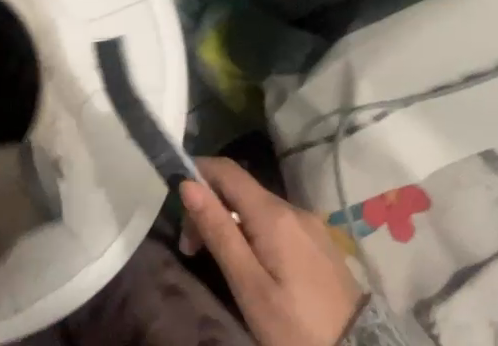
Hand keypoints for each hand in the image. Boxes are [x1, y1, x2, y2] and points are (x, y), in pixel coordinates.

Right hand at [180, 158, 363, 345]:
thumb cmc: (297, 327)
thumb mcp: (249, 286)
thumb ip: (218, 231)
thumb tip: (187, 184)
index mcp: (273, 215)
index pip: (226, 169)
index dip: (196, 174)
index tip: (177, 207)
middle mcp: (293, 209)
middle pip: (239, 188)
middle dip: (209, 207)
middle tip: (193, 250)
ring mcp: (311, 226)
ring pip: (257, 206)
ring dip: (230, 221)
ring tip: (220, 261)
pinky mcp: (320, 244)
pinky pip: (277, 223)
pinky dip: (253, 231)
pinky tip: (251, 264)